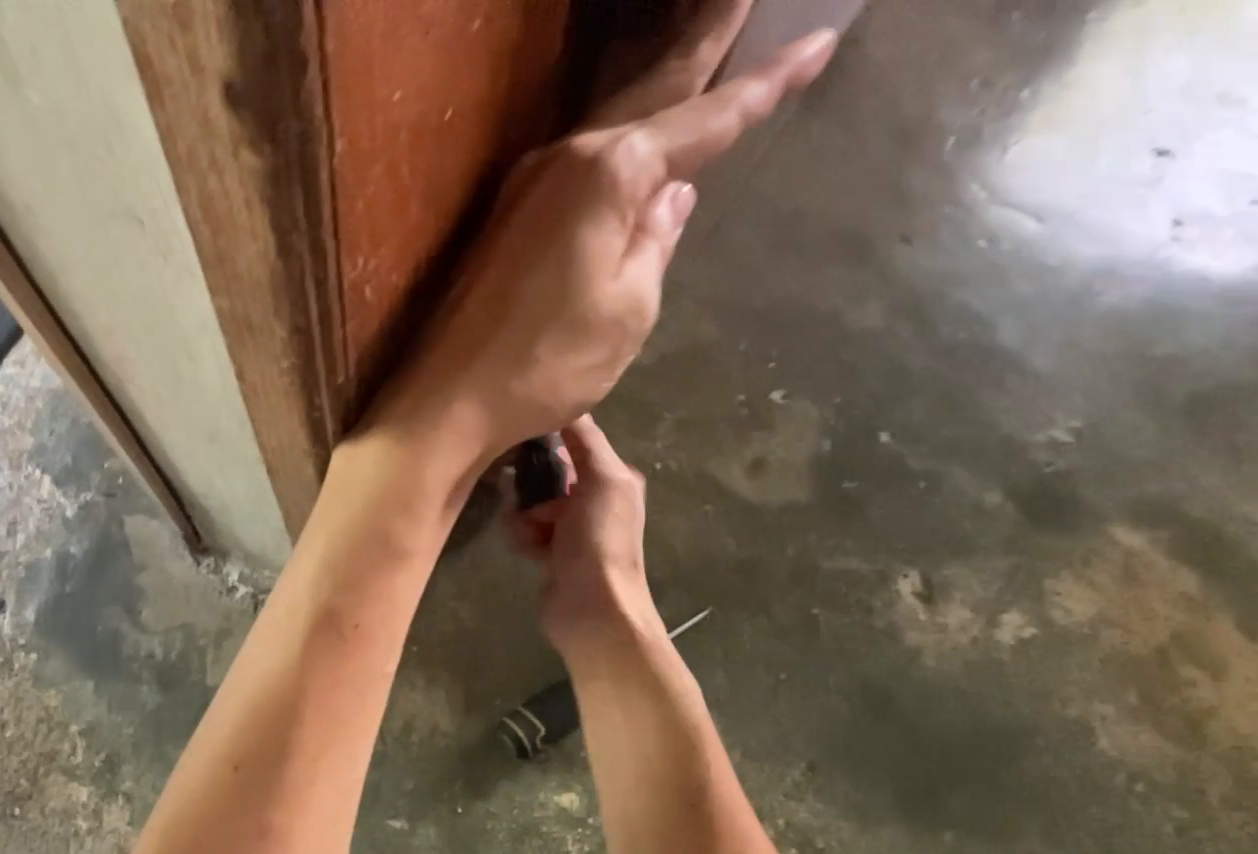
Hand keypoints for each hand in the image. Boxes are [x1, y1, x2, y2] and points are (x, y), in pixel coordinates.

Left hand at [366, 26, 838, 466]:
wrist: (446, 401)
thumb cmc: (547, 363)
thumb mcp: (628, 309)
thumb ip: (657, 241)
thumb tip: (673, 196)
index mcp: (607, 174)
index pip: (704, 120)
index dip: (764, 86)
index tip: (819, 41)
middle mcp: (562, 160)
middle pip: (649, 96)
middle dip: (704, 47)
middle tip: (747, 1)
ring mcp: (525, 186)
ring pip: (610, 127)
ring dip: (658, 89)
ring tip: (704, 50)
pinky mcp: (506, 218)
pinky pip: (579, 165)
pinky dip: (619, 145)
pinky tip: (635, 147)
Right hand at [506, 416, 662, 657]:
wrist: (593, 608)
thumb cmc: (601, 539)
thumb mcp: (601, 479)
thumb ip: (584, 439)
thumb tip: (566, 404)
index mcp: (614, 477)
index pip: (576, 441)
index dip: (549, 436)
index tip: (519, 432)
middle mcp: (595, 499)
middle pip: (548, 473)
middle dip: (530, 484)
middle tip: (518, 491)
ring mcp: (572, 528)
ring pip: (530, 503)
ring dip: (523, 516)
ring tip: (530, 533)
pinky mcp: (551, 552)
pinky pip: (525, 530)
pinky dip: (522, 537)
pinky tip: (529, 550)